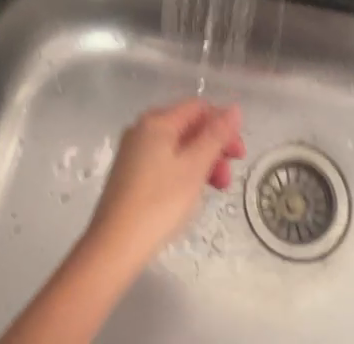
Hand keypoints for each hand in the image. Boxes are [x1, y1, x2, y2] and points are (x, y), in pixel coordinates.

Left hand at [82, 98, 244, 269]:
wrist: (114, 246)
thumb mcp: (194, 168)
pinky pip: (164, 161)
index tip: (239, 154)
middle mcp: (142, 130)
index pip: (198, 108)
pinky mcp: (130, 173)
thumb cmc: (159, 203)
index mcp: (156, 121)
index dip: (223, 125)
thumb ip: (216, 136)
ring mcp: (133, 152)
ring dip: (201, 162)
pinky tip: (190, 194)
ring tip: (214, 190)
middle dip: (214, 147)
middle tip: (228, 177)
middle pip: (188, 126)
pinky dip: (184, 172)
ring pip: (177, 146)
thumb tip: (234, 109)